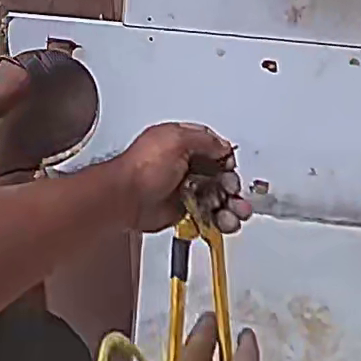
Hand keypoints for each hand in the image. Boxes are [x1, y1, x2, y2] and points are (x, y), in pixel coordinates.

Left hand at [111, 123, 253, 232]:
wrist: (126, 199)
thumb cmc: (141, 167)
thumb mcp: (174, 140)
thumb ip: (202, 139)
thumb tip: (222, 144)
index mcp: (178, 141)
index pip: (211, 145)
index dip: (224, 156)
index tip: (230, 166)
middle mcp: (182, 162)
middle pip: (219, 172)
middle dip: (230, 183)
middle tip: (230, 190)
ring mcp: (184, 186)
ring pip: (218, 195)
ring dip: (231, 204)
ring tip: (234, 211)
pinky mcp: (184, 208)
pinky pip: (210, 214)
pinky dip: (221, 219)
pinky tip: (224, 220)